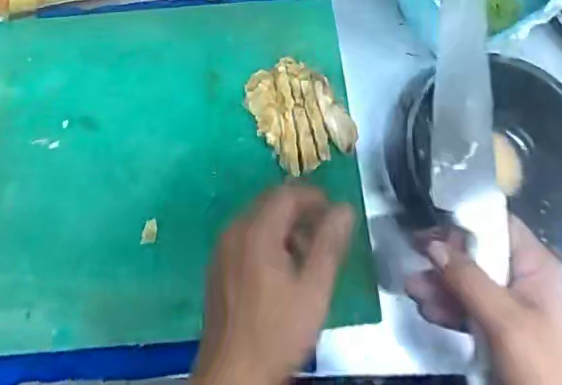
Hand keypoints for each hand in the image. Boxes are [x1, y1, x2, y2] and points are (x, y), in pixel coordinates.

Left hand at [192, 183, 354, 384]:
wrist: (233, 371)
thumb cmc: (278, 332)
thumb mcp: (313, 290)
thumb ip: (329, 246)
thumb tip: (344, 210)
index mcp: (256, 230)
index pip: (286, 194)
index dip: (313, 196)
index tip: (335, 211)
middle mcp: (234, 229)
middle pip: (269, 203)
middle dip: (299, 210)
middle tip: (326, 232)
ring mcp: (222, 246)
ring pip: (256, 220)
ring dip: (283, 226)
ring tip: (308, 254)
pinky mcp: (217, 265)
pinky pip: (245, 237)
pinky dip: (266, 240)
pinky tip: (282, 268)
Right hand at [403, 217, 561, 384]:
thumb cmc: (547, 370)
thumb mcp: (505, 322)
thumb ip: (468, 278)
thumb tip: (434, 243)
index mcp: (539, 269)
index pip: (498, 225)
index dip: (463, 222)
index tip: (429, 230)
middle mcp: (532, 284)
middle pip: (481, 256)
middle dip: (445, 259)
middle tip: (412, 261)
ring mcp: (524, 314)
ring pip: (476, 286)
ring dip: (443, 286)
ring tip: (413, 292)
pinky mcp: (515, 340)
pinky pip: (479, 313)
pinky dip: (454, 311)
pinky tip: (430, 313)